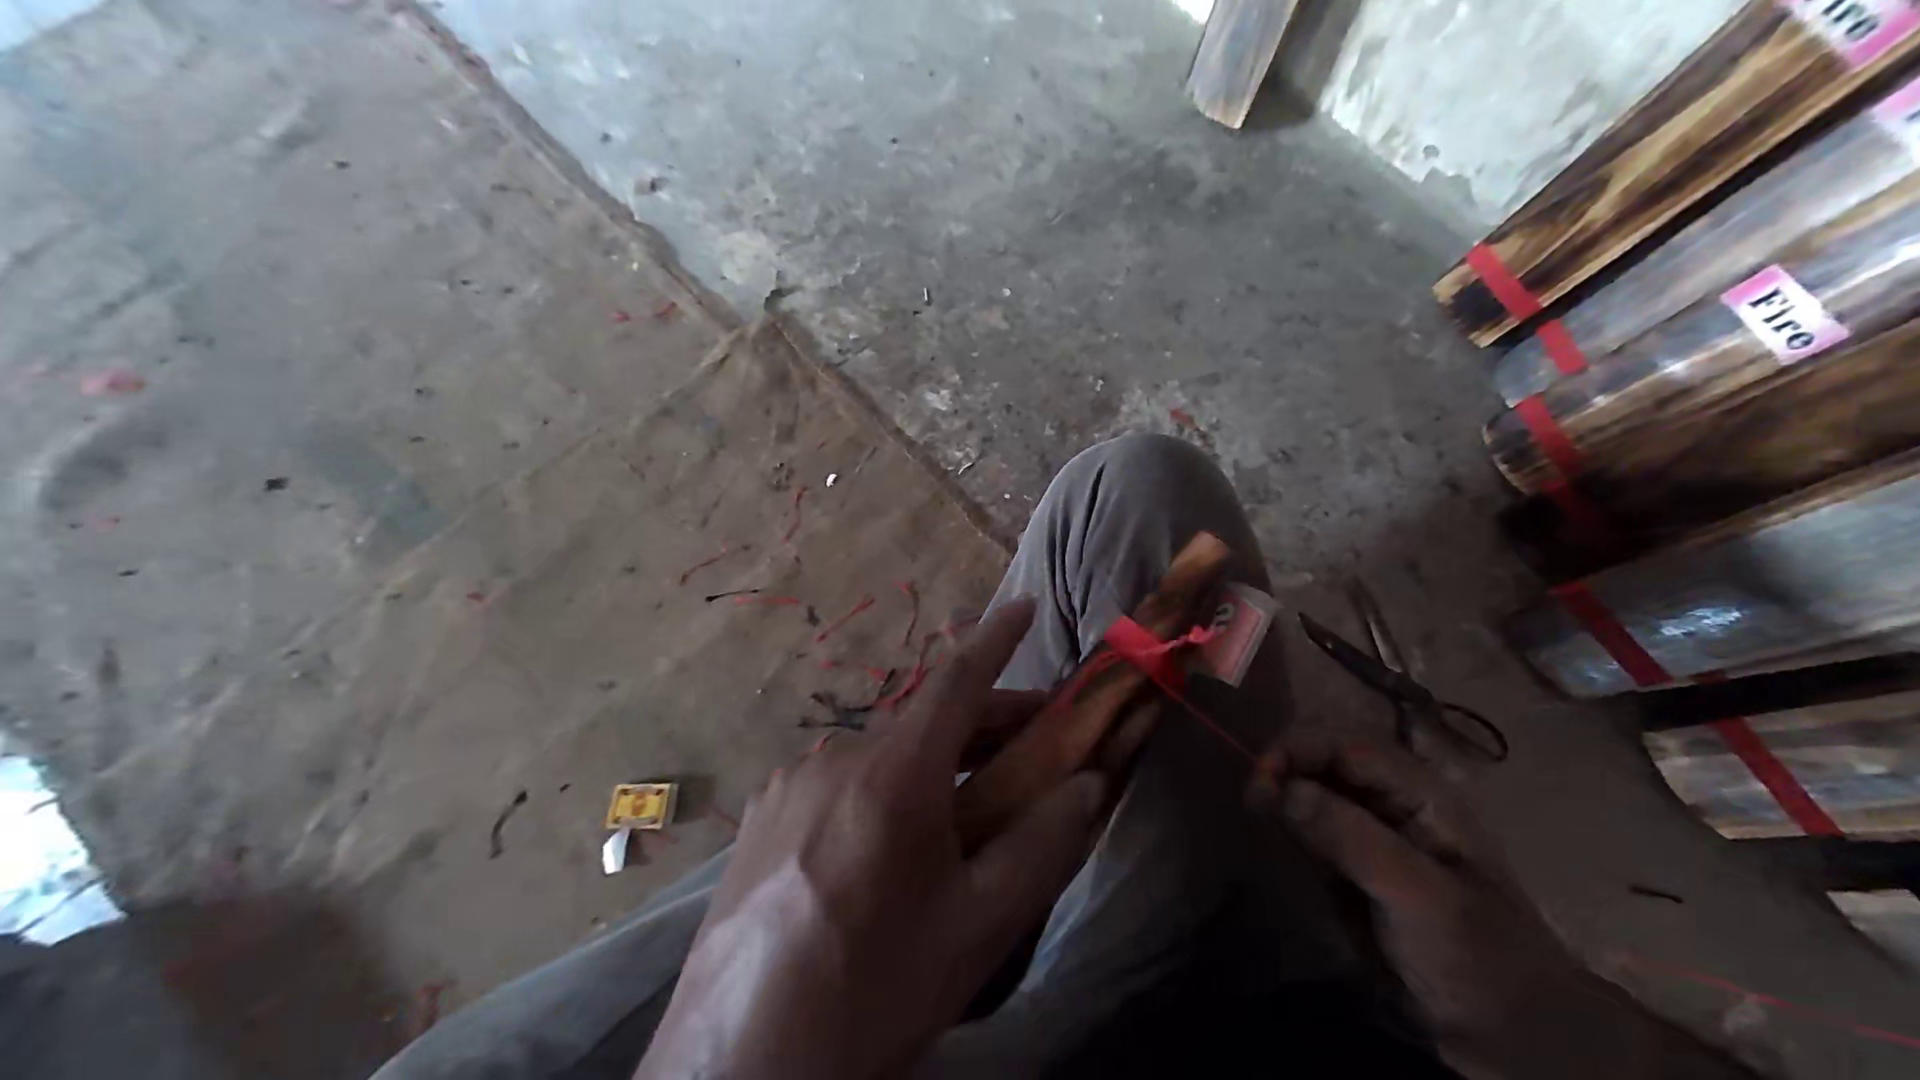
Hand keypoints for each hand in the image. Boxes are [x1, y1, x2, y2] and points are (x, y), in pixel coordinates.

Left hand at [634, 598, 1108, 1079]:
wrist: (743, 1062)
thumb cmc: (875, 986)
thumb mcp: (977, 925)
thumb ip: (1040, 844)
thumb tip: (1088, 783)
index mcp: (892, 775)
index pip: (956, 683)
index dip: (995, 639)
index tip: (1023, 605)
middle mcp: (836, 759)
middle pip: (923, 722)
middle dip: (982, 724)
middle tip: (1031, 744)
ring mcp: (790, 784)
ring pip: (881, 754)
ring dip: (931, 763)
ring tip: (962, 808)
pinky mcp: (763, 816)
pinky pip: (839, 782)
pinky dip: (881, 788)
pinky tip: (886, 843)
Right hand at [1267, 735, 1754, 1078]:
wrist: (1509, 1031)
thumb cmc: (1475, 956)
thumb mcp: (1417, 895)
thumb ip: (1352, 837)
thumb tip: (1283, 789)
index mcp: (1421, 792)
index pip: (1345, 745)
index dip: (1297, 751)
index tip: (1258, 781)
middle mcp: (1395, 798)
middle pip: (1326, 758)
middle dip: (1284, 768)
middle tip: (1253, 801)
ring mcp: (1376, 826)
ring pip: (1315, 785)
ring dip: (1283, 792)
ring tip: (1259, 816)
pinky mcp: (1358, 856)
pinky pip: (1314, 820)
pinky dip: (1290, 819)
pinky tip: (1278, 834)